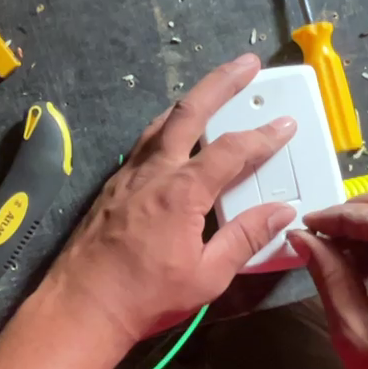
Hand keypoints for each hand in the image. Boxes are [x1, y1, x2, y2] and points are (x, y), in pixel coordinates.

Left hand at [37, 54, 295, 349]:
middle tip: (247, 63)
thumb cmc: (146, 296)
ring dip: (190, 101)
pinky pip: (144, 142)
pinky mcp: (112, 184)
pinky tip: (173, 133)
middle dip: (221, 82)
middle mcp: (153, 171)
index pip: (231, 151)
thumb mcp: (207, 277)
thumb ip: (245, 238)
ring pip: (160, 122)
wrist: (81, 305)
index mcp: (181, 191)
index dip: (263, 136)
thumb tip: (282, 212)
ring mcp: (127, 174)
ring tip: (213, 88)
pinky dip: (166, 126)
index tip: (286, 124)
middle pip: (189, 112)